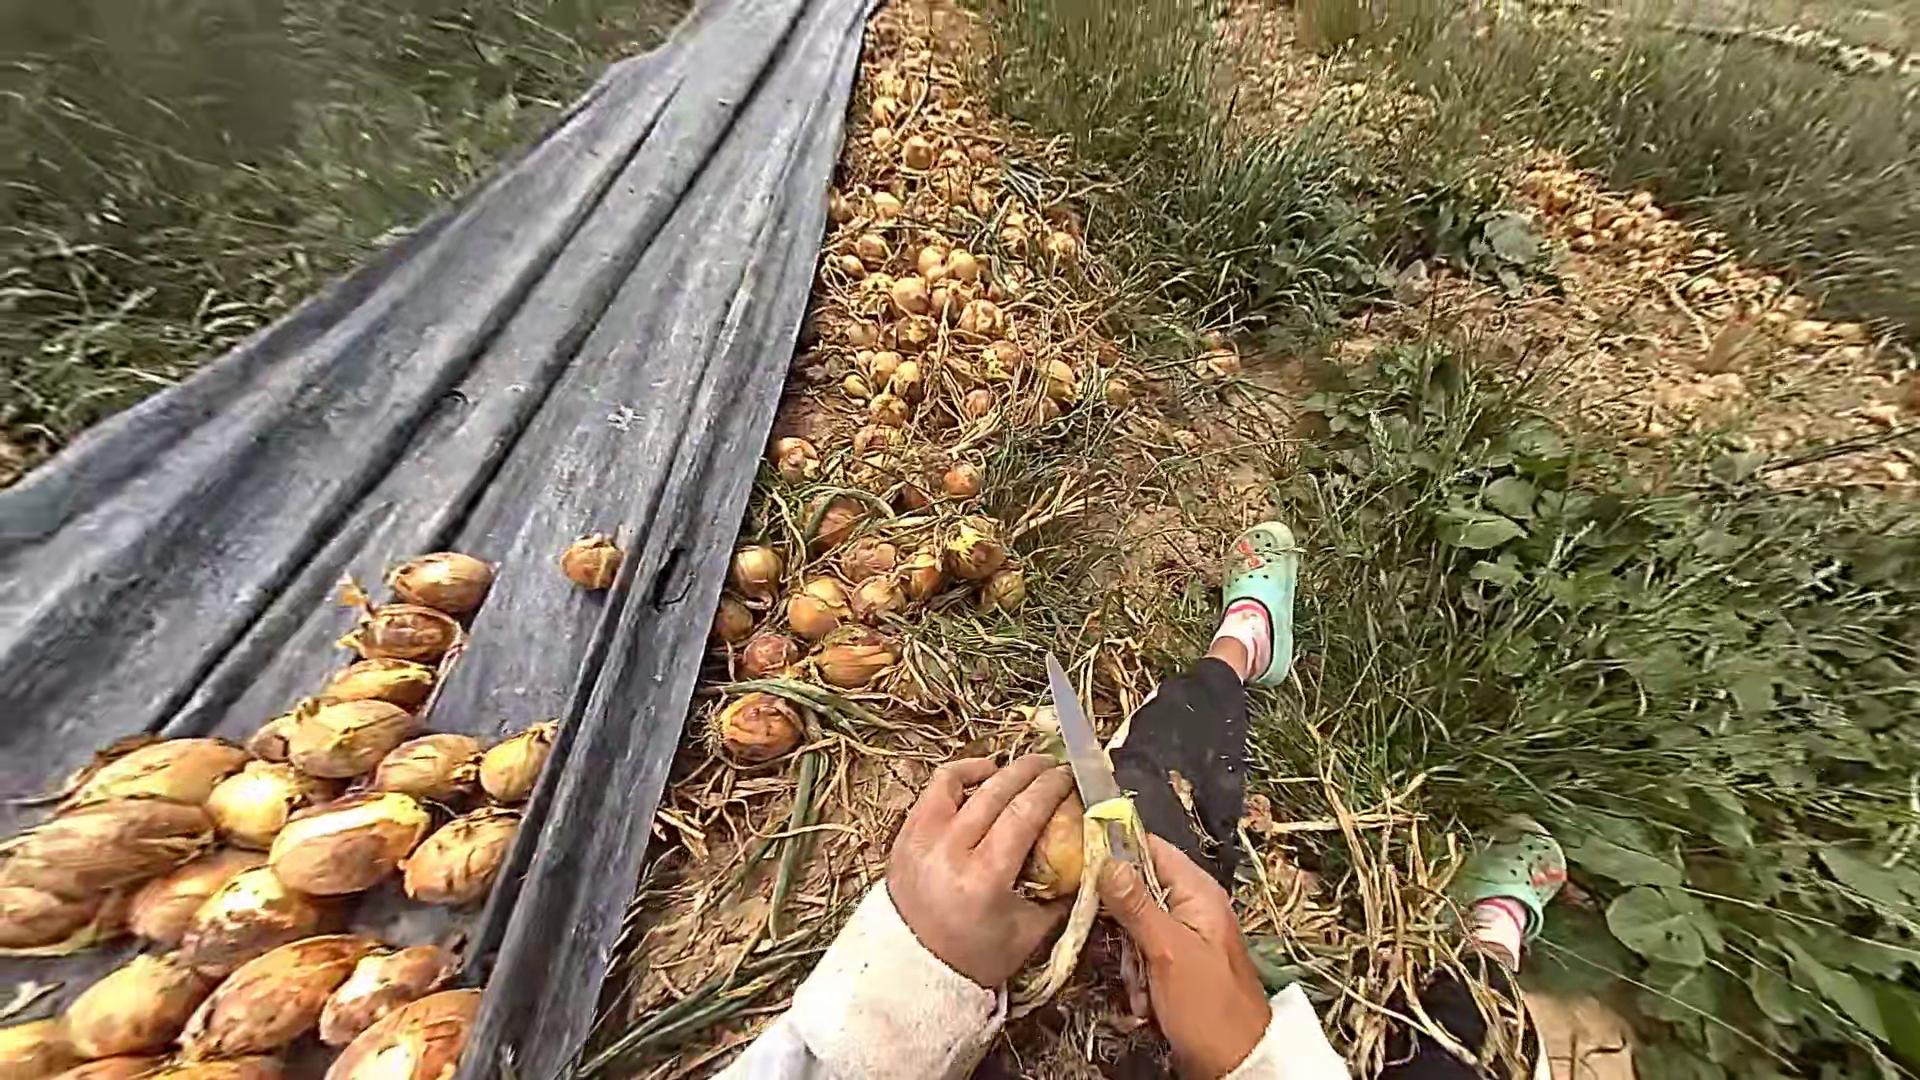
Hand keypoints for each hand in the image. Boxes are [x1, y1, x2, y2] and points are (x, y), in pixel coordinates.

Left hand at [887, 755, 1075, 987]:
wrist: (910, 971)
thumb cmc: (975, 956)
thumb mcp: (1027, 933)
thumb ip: (1059, 893)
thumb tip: (1087, 853)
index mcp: (984, 879)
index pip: (1024, 814)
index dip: (1050, 789)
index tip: (1068, 776)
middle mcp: (951, 849)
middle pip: (999, 792)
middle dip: (1032, 771)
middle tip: (1053, 763)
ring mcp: (924, 835)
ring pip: (967, 781)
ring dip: (1001, 768)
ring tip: (1024, 766)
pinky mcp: (908, 829)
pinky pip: (938, 785)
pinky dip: (964, 771)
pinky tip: (986, 771)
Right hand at [1099, 834, 1270, 1078]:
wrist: (1241, 1073)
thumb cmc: (1209, 1008)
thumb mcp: (1167, 951)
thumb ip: (1135, 903)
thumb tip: (1106, 857)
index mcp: (1196, 889)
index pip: (1148, 846)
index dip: (1115, 849)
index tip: (1084, 863)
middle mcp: (1190, 903)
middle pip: (1136, 885)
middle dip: (1122, 919)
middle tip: (1124, 947)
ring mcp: (1184, 932)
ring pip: (1134, 921)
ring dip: (1129, 954)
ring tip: (1141, 984)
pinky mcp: (1177, 959)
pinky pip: (1142, 948)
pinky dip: (1138, 973)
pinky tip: (1145, 999)